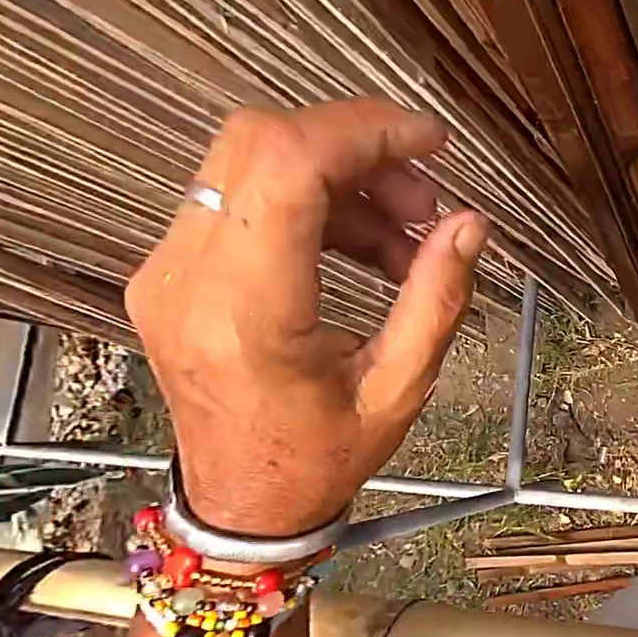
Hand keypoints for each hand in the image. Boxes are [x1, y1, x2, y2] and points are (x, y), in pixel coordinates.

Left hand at [125, 102, 489, 536]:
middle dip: (358, 148)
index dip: (365, 132)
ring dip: (342, 178)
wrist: (243, 504)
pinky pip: (243, 196)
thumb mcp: (399, 389)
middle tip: (424, 197)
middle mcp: (187, 278)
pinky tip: (366, 244)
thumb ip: (437, 299)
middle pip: (260, 142)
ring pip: (250, 161)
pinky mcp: (172, 269)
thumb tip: (470, 223)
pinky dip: (315, 201)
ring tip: (407, 233)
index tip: (430, 143)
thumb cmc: (322, 458)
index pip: (287, 168)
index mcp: (245, 314)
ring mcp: (167, 269)